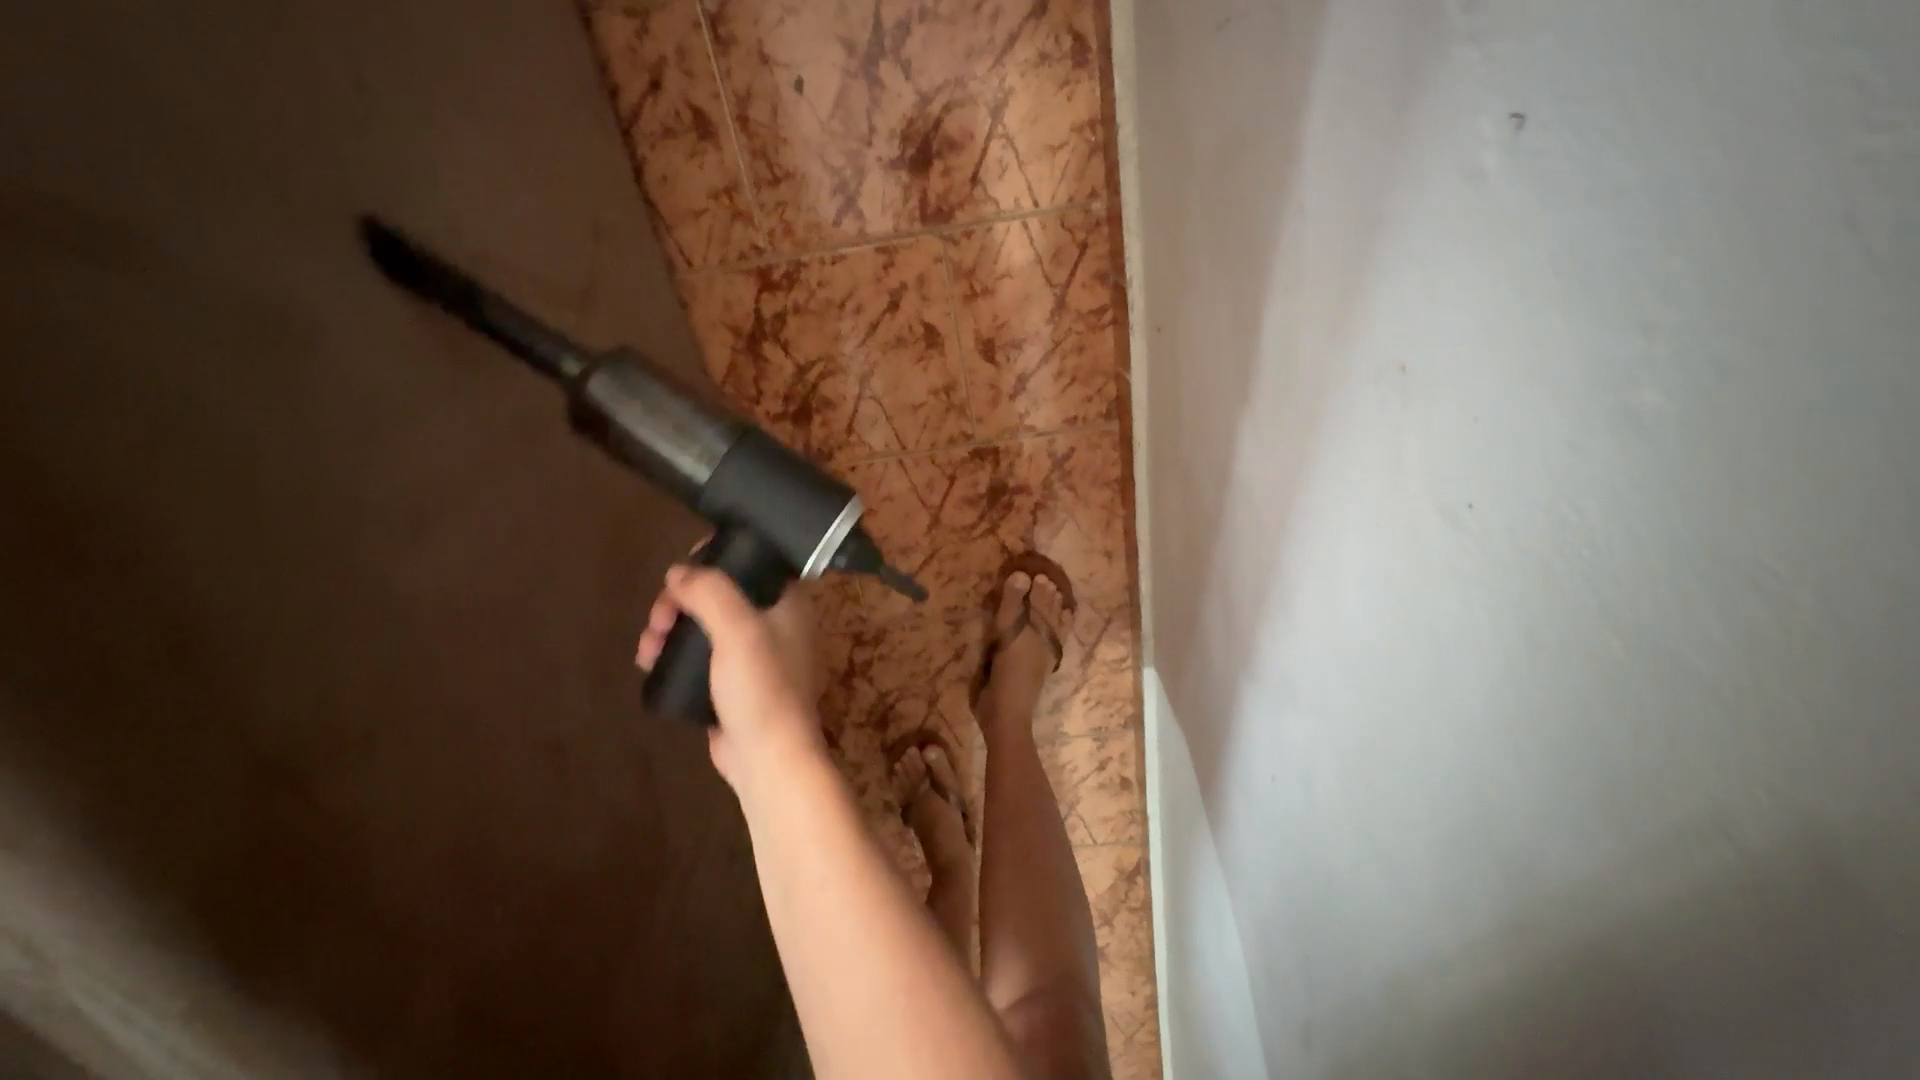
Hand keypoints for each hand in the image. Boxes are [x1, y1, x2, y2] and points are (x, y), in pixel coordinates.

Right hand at [635, 564, 824, 789]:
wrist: (766, 758)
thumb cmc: (761, 687)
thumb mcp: (738, 629)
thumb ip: (710, 592)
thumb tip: (679, 571)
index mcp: (788, 604)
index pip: (753, 562)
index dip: (717, 558)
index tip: (682, 567)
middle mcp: (775, 625)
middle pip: (720, 595)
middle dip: (682, 601)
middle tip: (658, 618)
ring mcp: (753, 657)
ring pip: (705, 626)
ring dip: (672, 627)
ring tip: (648, 645)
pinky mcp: (732, 685)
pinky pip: (700, 657)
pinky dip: (675, 654)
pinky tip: (650, 661)